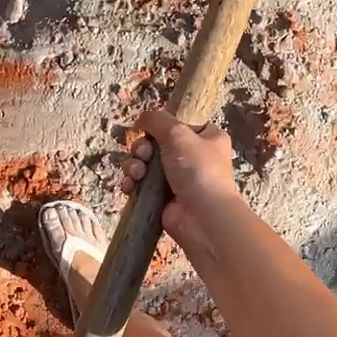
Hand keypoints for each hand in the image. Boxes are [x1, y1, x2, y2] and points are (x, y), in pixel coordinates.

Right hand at [122, 109, 241, 247]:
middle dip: (143, 148)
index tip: (149, 129)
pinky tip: (130, 187)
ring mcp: (177, 179)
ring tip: (137, 174)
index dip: (162, 126)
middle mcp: (193, 157)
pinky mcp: (162, 198)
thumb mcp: (179, 134)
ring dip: (134, 165)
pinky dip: (132, 183)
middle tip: (144, 155)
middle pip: (156, 143)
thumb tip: (141, 118)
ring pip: (145, 163)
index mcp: (207, 138)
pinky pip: (141, 184)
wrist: (202, 218)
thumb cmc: (197, 170)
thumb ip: (157, 119)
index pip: (180, 124)